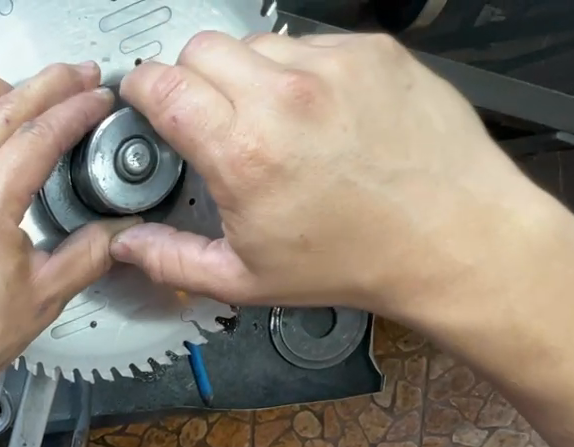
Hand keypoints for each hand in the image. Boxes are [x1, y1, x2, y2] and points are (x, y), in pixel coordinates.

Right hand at [112, 31, 553, 319]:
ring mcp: (332, 65)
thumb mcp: (242, 279)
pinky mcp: (370, 52)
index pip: (165, 87)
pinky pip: (308, 43)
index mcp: (244, 154)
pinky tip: (309, 116)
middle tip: (197, 115)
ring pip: (253, 41)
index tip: (138, 97)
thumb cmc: (350, 260)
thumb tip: (126, 245)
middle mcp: (285, 96)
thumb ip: (170, 260)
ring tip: (260, 121)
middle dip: (185, 77)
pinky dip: (294, 72)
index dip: (140, 88)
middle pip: (200, 48)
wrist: (447, 235)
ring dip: (240, 73)